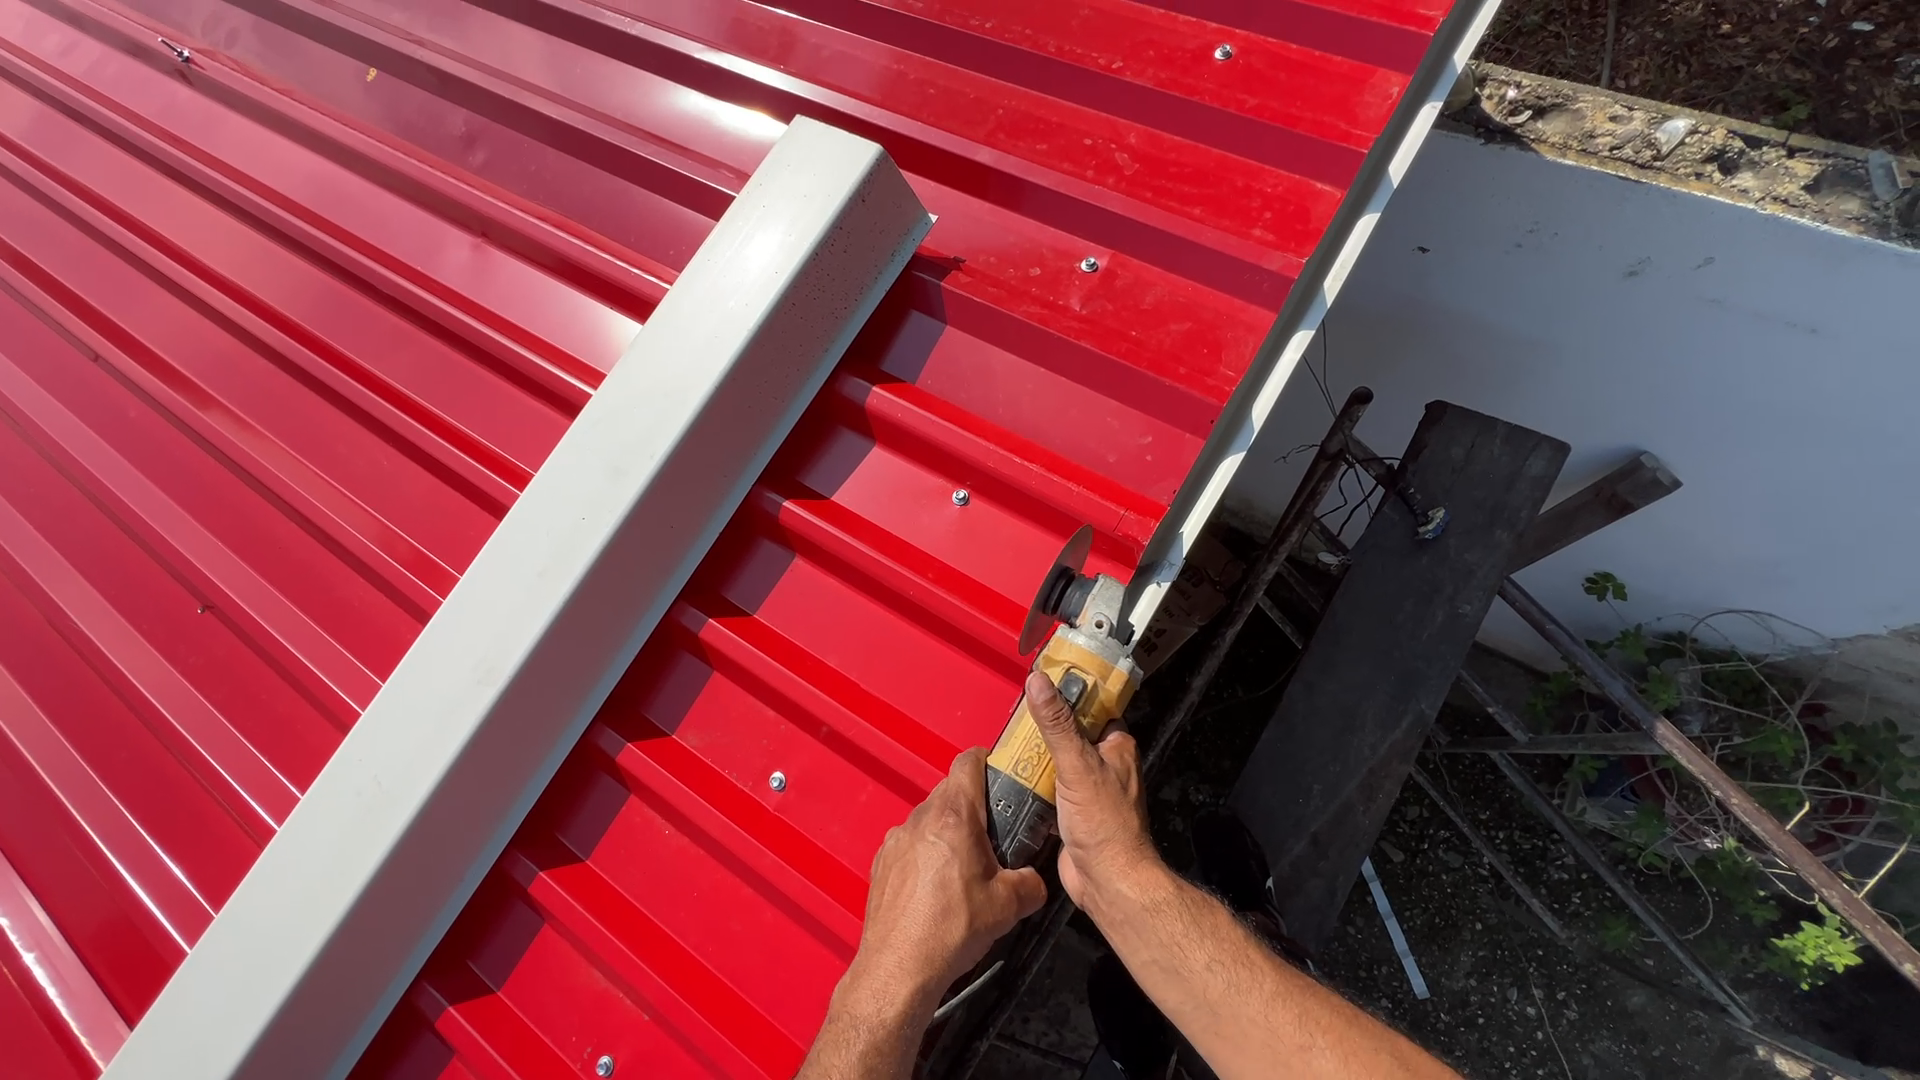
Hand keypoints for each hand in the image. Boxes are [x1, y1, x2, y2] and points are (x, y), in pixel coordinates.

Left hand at [844, 748, 1047, 1011]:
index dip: (987, 761)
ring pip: (929, 818)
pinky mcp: (883, 862)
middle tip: (993, 833)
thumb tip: (1034, 881)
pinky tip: (936, 889)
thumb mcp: (1008, 906)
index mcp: (955, 816)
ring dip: (947, 832)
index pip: (968, 761)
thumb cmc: (949, 931)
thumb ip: (1030, 883)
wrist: (898, 969)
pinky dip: (924, 854)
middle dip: (972, 805)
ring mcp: (897, 839)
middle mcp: (921, 818)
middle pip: (950, 790)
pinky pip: (909, 844)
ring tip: (964, 869)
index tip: (1000, 772)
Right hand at [1024, 671, 1157, 914]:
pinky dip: (1033, 781)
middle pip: (1071, 732)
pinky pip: (1049, 785)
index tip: (1042, 682)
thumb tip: (1039, 681)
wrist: (1107, 883)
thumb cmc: (1105, 824)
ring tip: (1009, 741)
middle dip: (1045, 726)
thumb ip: (1056, 723)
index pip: (1094, 706)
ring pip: (1058, 760)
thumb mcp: (1077, 764)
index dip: (1070, 693)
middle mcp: (1105, 764)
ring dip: (1036, 755)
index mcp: (1117, 746)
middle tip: (1016, 714)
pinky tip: (1013, 775)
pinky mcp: (1073, 811)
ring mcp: (1089, 788)